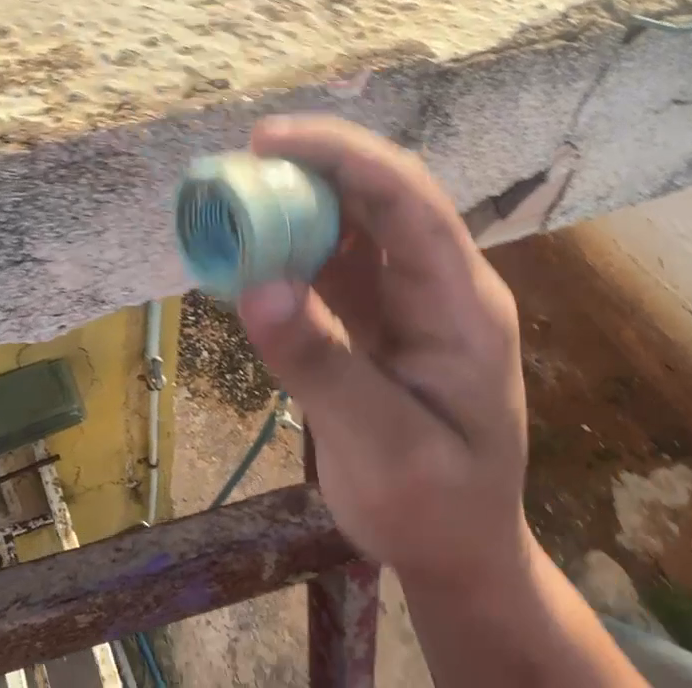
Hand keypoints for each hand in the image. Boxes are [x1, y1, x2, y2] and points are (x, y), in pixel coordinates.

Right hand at [236, 115, 533, 588]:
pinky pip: (328, 258)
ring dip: (292, 200)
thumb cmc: (436, 509)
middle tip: (234, 167)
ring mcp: (406, 294)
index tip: (267, 141)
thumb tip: (256, 285)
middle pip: (378, 195)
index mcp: (462, 305)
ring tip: (229, 198)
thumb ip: (322, 365)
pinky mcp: (373, 311)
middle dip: (310, 166)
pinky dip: (285, 243)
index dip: (343, 155)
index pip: (409, 201)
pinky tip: (245, 245)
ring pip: (350, 219)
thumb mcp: (384, 450)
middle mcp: (437, 283)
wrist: (455, 551)